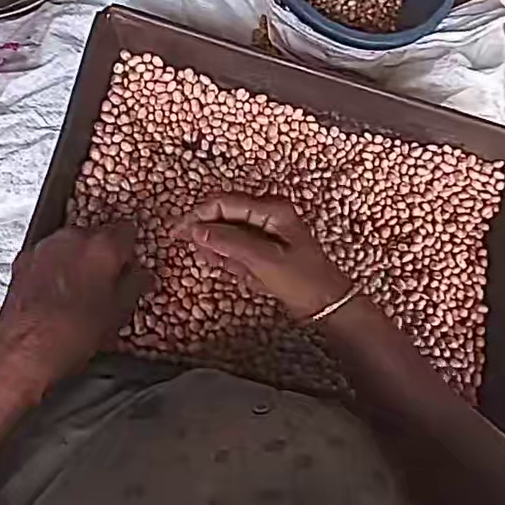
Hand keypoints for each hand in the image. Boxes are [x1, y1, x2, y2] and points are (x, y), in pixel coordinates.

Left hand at [0, 221, 151, 385]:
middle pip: (97, 235)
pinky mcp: (24, 260)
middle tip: (109, 281)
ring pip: (71, 245)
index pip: (127, 230)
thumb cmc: (71, 332)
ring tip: (83, 291)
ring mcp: (46, 247)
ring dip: (79, 260)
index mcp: (103, 246)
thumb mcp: (119, 311)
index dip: (131, 248)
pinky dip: (56, 268)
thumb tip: (141, 277)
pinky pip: (49, 257)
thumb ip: (135, 284)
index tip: (132, 261)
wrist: (25, 349)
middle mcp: (73, 239)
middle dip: (104, 255)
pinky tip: (60, 294)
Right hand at [174, 195, 350, 318]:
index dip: (199, 215)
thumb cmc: (302, 280)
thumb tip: (198, 230)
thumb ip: (230, 243)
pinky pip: (237, 246)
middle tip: (201, 255)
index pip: (224, 202)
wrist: (325, 302)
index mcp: (272, 209)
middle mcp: (267, 213)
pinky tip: (241, 273)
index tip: (179, 232)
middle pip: (223, 215)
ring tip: (231, 269)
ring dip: (221, 250)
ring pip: (227, 232)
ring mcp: (265, 229)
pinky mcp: (263, 245)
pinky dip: (231, 258)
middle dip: (209, 235)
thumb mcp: (264, 262)